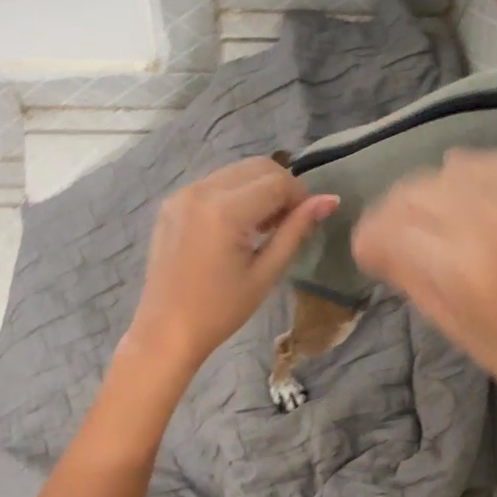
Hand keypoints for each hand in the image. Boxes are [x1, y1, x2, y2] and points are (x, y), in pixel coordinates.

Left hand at [126, 156, 338, 368]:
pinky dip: (234, 194)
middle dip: (281, 187)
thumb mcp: (265, 274)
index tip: (309, 220)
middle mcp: (202, 191)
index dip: (301, 196)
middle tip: (289, 223)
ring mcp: (183, 194)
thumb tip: (329, 201)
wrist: (167, 329)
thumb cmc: (221, 311)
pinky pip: (213, 184)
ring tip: (264, 227)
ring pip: (235, 172)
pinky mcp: (172, 203)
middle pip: (257, 167)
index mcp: (225, 212)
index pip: (277, 182)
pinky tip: (238, 227)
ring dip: (258, 189)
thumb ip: (295, 231)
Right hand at [352, 149, 496, 441]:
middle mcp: (494, 221)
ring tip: (431, 214)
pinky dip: (474, 176)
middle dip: (393, 211)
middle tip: (392, 233)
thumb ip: (412, 278)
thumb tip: (376, 245)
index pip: (391, 228)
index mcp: (463, 269)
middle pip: (417, 191)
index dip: (368, 236)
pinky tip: (468, 195)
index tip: (366, 250)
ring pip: (454, 169)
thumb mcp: (456, 329)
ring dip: (431, 190)